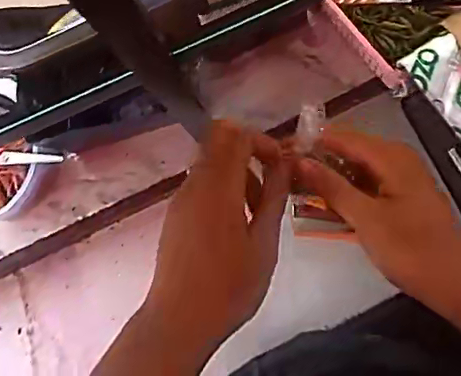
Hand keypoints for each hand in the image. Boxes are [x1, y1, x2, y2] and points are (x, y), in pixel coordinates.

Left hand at [143, 121, 290, 350]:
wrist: (176, 325)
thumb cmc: (227, 286)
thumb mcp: (264, 242)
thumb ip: (275, 195)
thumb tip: (285, 163)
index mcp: (219, 185)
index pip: (239, 136)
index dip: (264, 142)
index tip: (281, 165)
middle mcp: (196, 182)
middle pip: (221, 141)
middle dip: (250, 152)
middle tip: (269, 182)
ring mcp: (181, 198)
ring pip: (212, 162)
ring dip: (237, 173)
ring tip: (256, 213)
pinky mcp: (175, 214)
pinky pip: (201, 183)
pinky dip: (222, 188)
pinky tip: (234, 225)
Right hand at [291, 127, 460, 301]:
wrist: (454, 280)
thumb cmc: (410, 248)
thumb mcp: (365, 219)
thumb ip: (332, 187)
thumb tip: (300, 160)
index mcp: (390, 154)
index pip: (343, 136)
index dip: (311, 141)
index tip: (282, 149)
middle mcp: (396, 156)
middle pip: (350, 150)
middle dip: (319, 159)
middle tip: (286, 172)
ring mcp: (401, 176)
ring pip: (358, 168)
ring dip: (332, 177)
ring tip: (298, 188)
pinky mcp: (402, 194)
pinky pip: (369, 182)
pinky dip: (349, 190)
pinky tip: (327, 204)